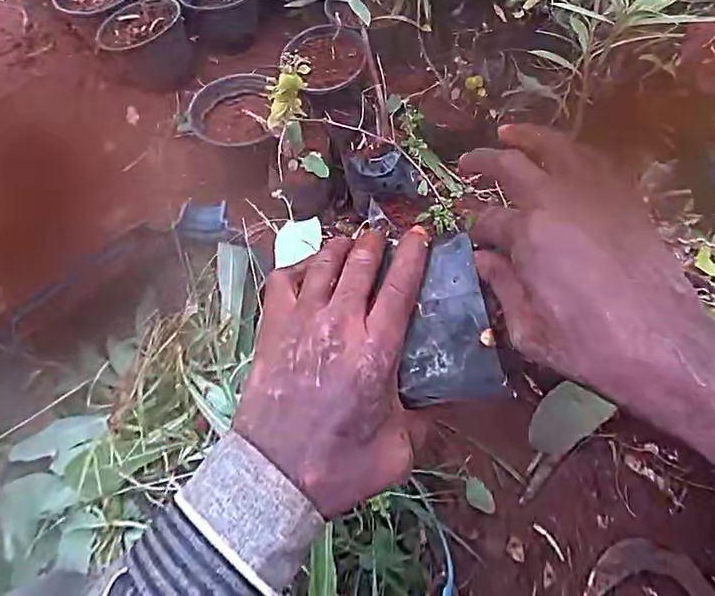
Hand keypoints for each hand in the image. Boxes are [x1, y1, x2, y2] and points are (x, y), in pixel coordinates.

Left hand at [233, 224, 430, 516]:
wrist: (272, 478)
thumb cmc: (338, 467)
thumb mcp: (397, 452)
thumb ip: (424, 421)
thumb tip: (443, 399)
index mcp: (375, 350)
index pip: (400, 286)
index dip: (413, 255)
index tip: (420, 235)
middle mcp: (340, 323)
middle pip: (361, 263)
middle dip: (376, 243)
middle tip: (383, 238)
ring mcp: (302, 320)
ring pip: (325, 262)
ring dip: (342, 247)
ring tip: (350, 244)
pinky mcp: (273, 325)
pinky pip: (284, 278)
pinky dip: (300, 266)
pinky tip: (309, 270)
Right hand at [461, 125, 714, 500]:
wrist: (666, 345)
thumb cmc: (593, 347)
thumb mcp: (530, 332)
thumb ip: (502, 288)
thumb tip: (482, 260)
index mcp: (528, 233)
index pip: (488, 218)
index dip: (472, 222)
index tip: (467, 226)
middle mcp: (556, 199)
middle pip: (510, 164)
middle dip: (482, 161)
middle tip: (467, 162)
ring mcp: (593, 192)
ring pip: (553, 146)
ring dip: (525, 136)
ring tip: (508, 131)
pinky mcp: (624, 196)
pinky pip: (592, 159)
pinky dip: (569, 149)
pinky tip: (561, 152)